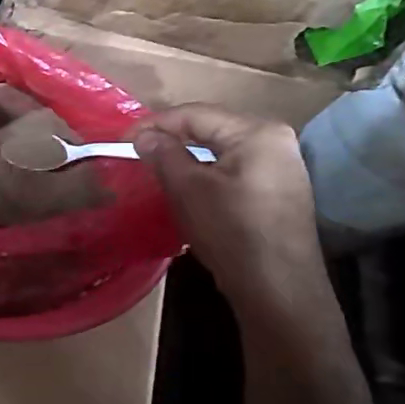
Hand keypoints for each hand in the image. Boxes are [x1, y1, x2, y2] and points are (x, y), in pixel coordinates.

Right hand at [131, 104, 325, 304]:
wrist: (277, 289)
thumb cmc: (231, 230)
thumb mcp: (188, 188)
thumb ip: (163, 153)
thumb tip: (143, 136)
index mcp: (257, 131)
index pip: (195, 114)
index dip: (154, 124)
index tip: (122, 139)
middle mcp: (276, 140)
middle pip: (210, 128)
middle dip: (170, 138)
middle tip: (136, 151)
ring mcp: (282, 166)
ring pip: (220, 149)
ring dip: (186, 155)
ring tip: (155, 167)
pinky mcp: (278, 191)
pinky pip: (232, 168)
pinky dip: (205, 171)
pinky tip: (186, 186)